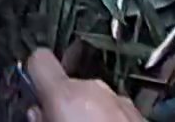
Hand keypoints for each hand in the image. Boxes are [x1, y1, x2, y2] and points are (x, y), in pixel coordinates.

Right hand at [26, 49, 143, 121]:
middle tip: (60, 119)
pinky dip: (109, 118)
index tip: (32, 89)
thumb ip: (39, 116)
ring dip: (89, 111)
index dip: (33, 72)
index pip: (39, 58)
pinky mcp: (142, 114)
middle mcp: (95, 88)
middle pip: (69, 81)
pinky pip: (116, 109)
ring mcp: (122, 100)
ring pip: (95, 95)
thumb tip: (37, 111)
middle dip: (65, 101)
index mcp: (66, 94)